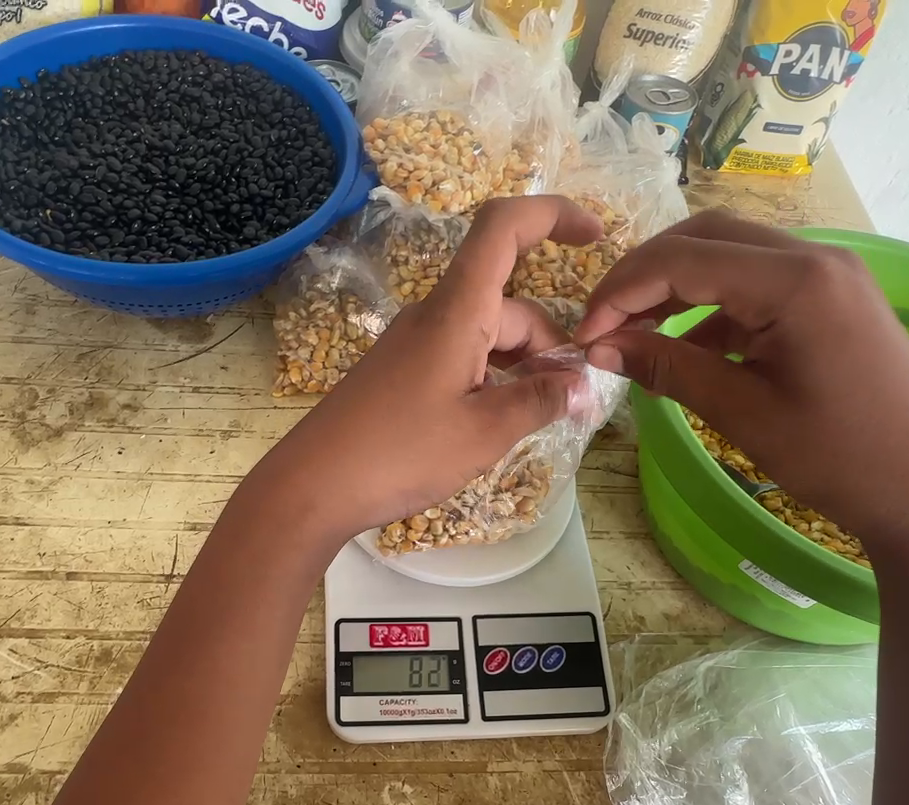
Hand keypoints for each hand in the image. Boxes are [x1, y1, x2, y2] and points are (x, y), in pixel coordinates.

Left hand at [252, 196, 605, 541]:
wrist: (314, 486)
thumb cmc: (401, 454)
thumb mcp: (483, 432)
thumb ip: (538, 402)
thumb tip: (580, 386)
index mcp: (457, 312)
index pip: (504, 228)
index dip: (553, 215)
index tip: (594, 236)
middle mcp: (434, 317)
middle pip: (506, 303)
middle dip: (549, 344)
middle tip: (574, 402)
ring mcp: (414, 346)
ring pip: (485, 337)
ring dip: (522, 367)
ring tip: (544, 416)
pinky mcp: (401, 374)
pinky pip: (460, 360)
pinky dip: (491, 380)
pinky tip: (500, 420)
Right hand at [572, 211, 908, 552]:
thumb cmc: (838, 456)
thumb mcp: (741, 412)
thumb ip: (667, 368)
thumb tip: (599, 348)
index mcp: (795, 281)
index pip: (681, 259)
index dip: (620, 292)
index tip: (584, 338)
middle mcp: (814, 257)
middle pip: (703, 237)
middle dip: (642, 276)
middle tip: (603, 327)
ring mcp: (827, 273)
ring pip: (727, 255)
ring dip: (673, 288)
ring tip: (634, 338)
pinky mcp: (830, 297)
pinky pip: (753, 283)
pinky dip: (709, 306)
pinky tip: (686, 348)